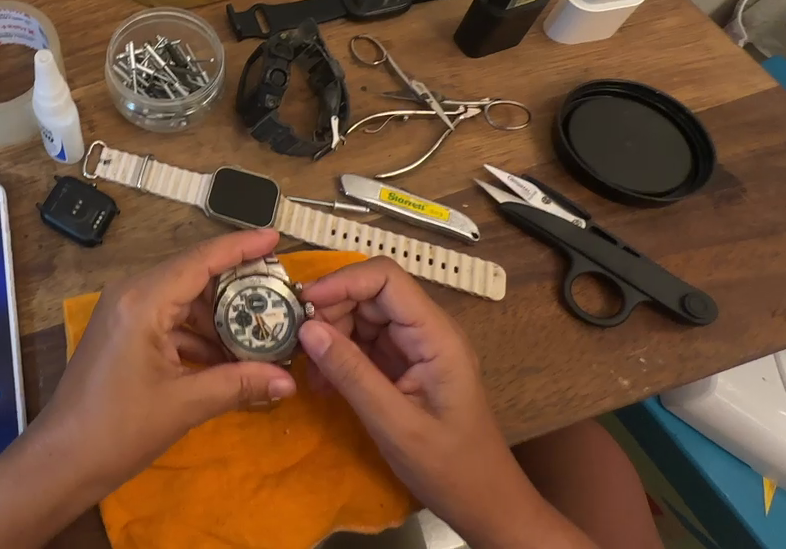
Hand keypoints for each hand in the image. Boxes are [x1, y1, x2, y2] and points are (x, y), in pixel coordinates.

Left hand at [0, 229, 297, 548]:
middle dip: (237, 286)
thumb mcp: (183, 404)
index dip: (238, 246)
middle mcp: (133, 293)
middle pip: (193, 276)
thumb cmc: (118, 427)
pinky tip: (231, 356)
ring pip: (184, 300)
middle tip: (281, 294)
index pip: (199, 260)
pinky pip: (170, 320)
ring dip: (220, 316)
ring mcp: (126, 311)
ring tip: (265, 330)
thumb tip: (287, 380)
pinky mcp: (125, 331)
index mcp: (143, 299)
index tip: (274, 236)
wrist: (63, 457)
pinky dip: (200, 334)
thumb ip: (237, 384)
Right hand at [297, 259, 593, 548]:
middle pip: (368, 293)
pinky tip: (322, 380)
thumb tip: (306, 328)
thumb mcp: (396, 425)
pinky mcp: (401, 362)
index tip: (305, 303)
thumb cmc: (451, 468)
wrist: (486, 507)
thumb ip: (352, 374)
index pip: (386, 278)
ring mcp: (413, 346)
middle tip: (299, 340)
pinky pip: (361, 340)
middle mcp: (425, 330)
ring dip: (329, 333)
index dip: (342, 281)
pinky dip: (337, 353)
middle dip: (330, 309)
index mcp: (436, 335)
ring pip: (360, 314)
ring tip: (309, 367)